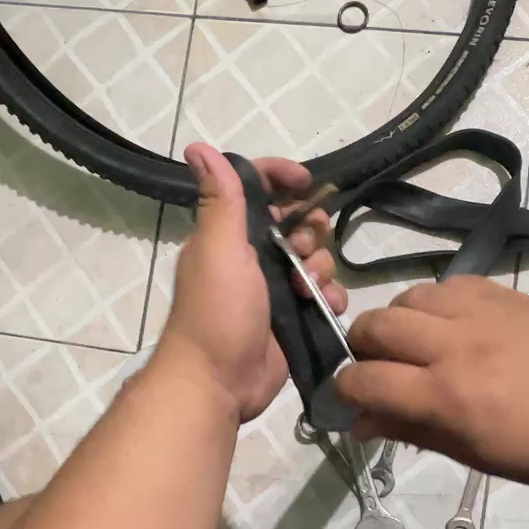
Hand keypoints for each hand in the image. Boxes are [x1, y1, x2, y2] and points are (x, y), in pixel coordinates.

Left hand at [151, 143, 346, 422]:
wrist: (219, 382)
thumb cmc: (216, 312)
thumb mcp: (218, 249)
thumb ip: (220, 200)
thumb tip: (197, 146)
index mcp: (230, 234)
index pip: (259, 189)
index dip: (282, 177)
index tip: (307, 182)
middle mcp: (253, 256)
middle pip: (297, 222)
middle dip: (309, 231)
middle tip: (299, 251)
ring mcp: (275, 288)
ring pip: (315, 258)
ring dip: (320, 268)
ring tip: (308, 289)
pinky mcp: (294, 317)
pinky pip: (325, 294)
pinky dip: (331, 297)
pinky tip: (325, 307)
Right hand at [333, 277, 528, 495]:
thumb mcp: (469, 452)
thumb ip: (409, 429)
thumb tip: (360, 422)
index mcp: (446, 397)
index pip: (364, 380)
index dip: (346, 390)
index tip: (353, 397)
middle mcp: (455, 347)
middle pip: (375, 327)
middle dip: (362, 347)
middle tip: (378, 365)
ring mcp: (480, 313)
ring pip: (408, 297)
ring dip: (398, 320)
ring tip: (416, 341)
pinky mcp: (503, 293)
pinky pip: (448, 283)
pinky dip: (436, 302)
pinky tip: (451, 322)